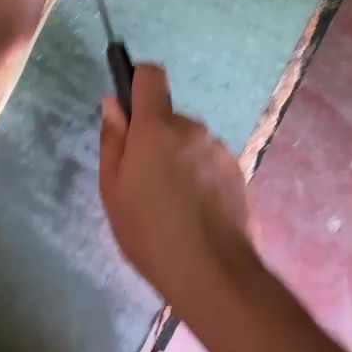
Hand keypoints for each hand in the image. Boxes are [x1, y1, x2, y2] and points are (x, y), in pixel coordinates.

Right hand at [99, 66, 256, 304]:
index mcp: (157, 127)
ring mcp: (219, 151)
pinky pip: (208, 164)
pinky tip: (195, 214)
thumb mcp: (113, 190)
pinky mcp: (238, 174)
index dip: (137, 83)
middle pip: (167, 118)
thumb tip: (114, 105)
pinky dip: (199, 179)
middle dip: (155, 139)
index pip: (150, 76)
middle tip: (144, 182)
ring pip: (189, 143)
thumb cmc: (150, 232)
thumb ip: (113, 141)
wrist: (215, 275)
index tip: (129, 112)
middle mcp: (192, 129)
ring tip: (172, 205)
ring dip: (178, 160)